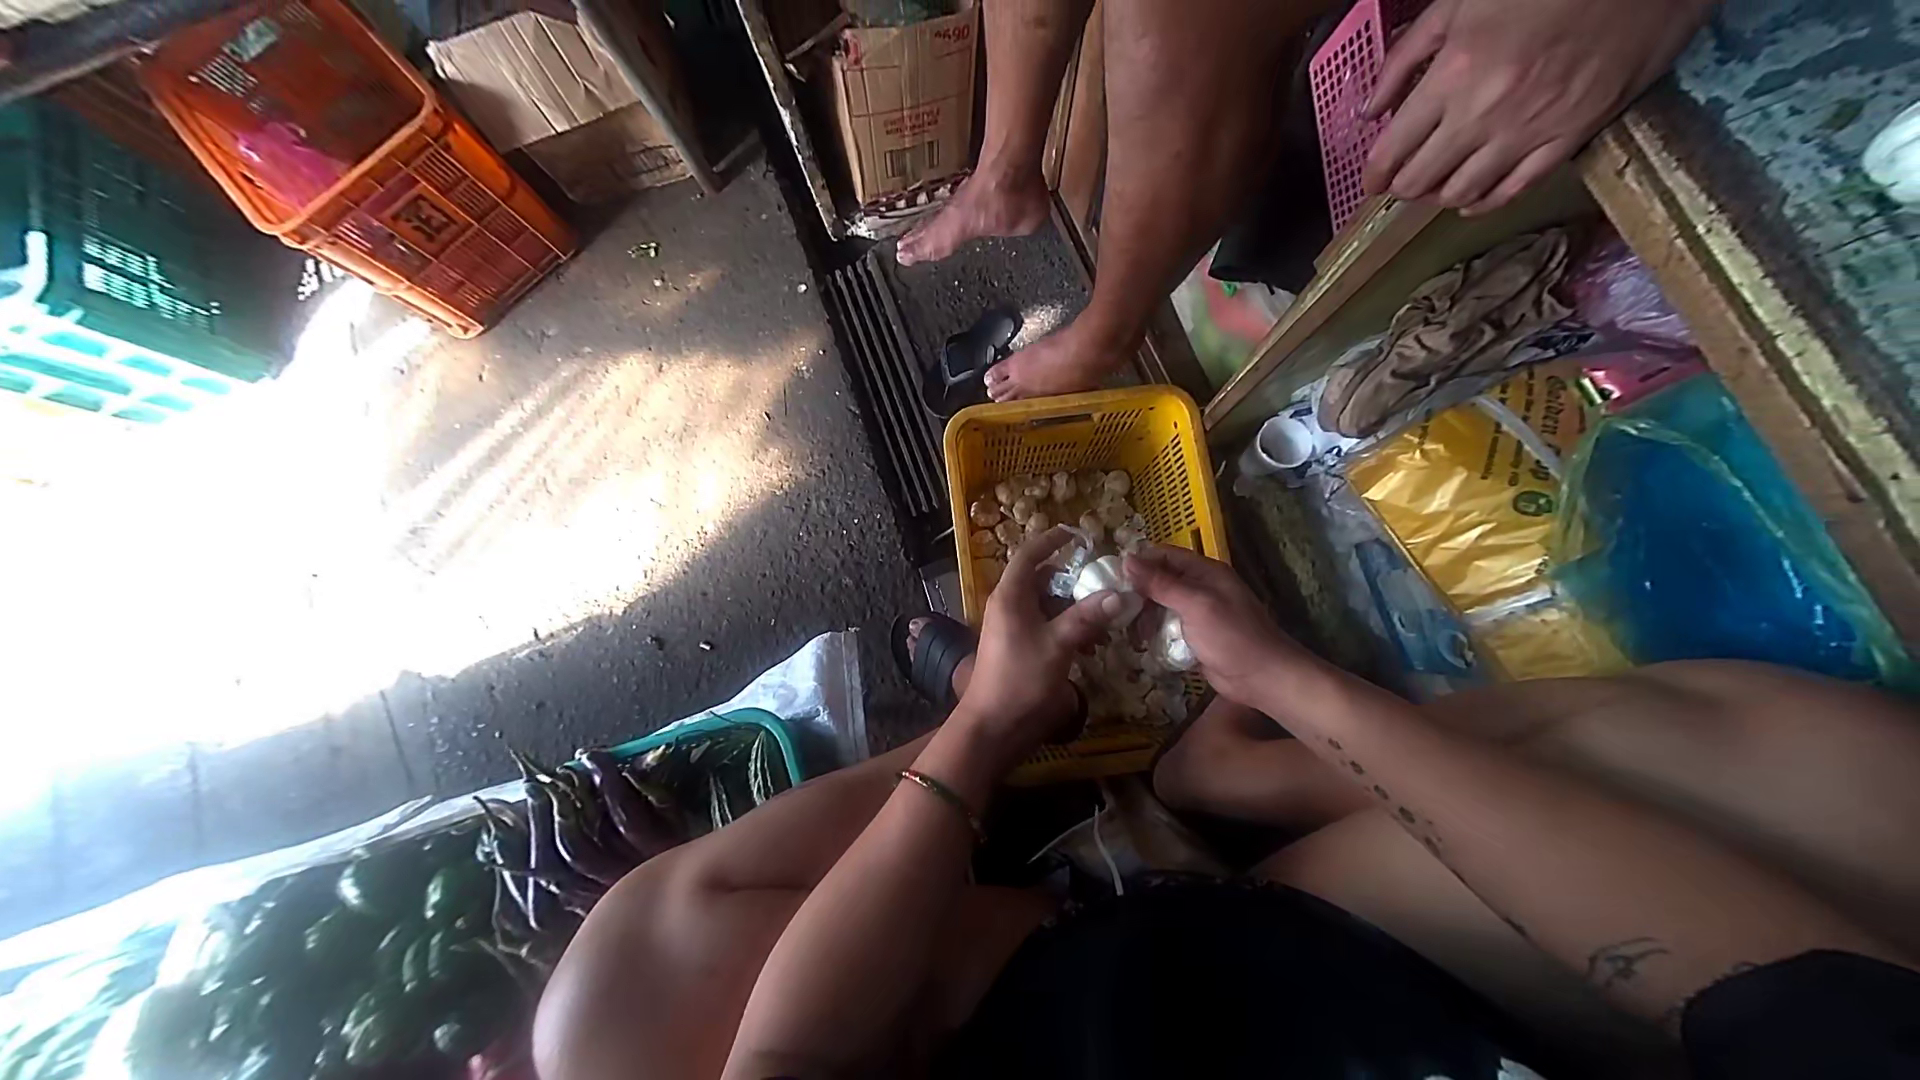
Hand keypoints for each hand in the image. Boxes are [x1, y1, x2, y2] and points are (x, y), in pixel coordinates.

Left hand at [954, 527, 1120, 768]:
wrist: (994, 725)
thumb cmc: (1020, 678)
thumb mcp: (1058, 645)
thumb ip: (1086, 616)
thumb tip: (1118, 593)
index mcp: (1010, 595)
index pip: (1029, 555)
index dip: (1050, 540)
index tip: (1075, 534)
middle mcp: (1009, 605)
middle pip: (1042, 579)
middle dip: (1072, 581)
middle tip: (1103, 584)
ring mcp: (1013, 626)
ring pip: (1047, 604)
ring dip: (1074, 608)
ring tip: (1103, 622)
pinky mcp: (1020, 646)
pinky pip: (1046, 625)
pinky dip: (1067, 627)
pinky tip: (1091, 644)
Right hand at [1124, 545, 1312, 704]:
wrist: (1263, 679)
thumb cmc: (1233, 637)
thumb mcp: (1195, 605)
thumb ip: (1161, 583)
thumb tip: (1126, 560)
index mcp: (1205, 572)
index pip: (1165, 555)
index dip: (1139, 561)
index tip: (1111, 574)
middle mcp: (1200, 588)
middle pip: (1159, 580)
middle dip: (1137, 591)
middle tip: (1112, 604)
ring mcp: (1197, 613)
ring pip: (1159, 605)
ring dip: (1143, 615)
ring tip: (1124, 626)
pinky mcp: (1193, 636)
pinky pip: (1166, 627)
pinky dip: (1152, 632)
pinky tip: (1139, 641)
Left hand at [1362, 0, 1713, 213]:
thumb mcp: (1458, 3)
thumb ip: (1403, 61)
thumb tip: (1369, 113)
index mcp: (1451, 78)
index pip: (1389, 155)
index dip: (1373, 176)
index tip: (1372, 181)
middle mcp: (1483, 114)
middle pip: (1418, 183)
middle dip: (1402, 186)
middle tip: (1404, 180)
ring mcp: (1529, 129)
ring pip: (1458, 194)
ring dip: (1439, 196)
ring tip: (1438, 184)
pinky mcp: (1573, 135)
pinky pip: (1513, 190)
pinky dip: (1483, 202)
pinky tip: (1472, 198)